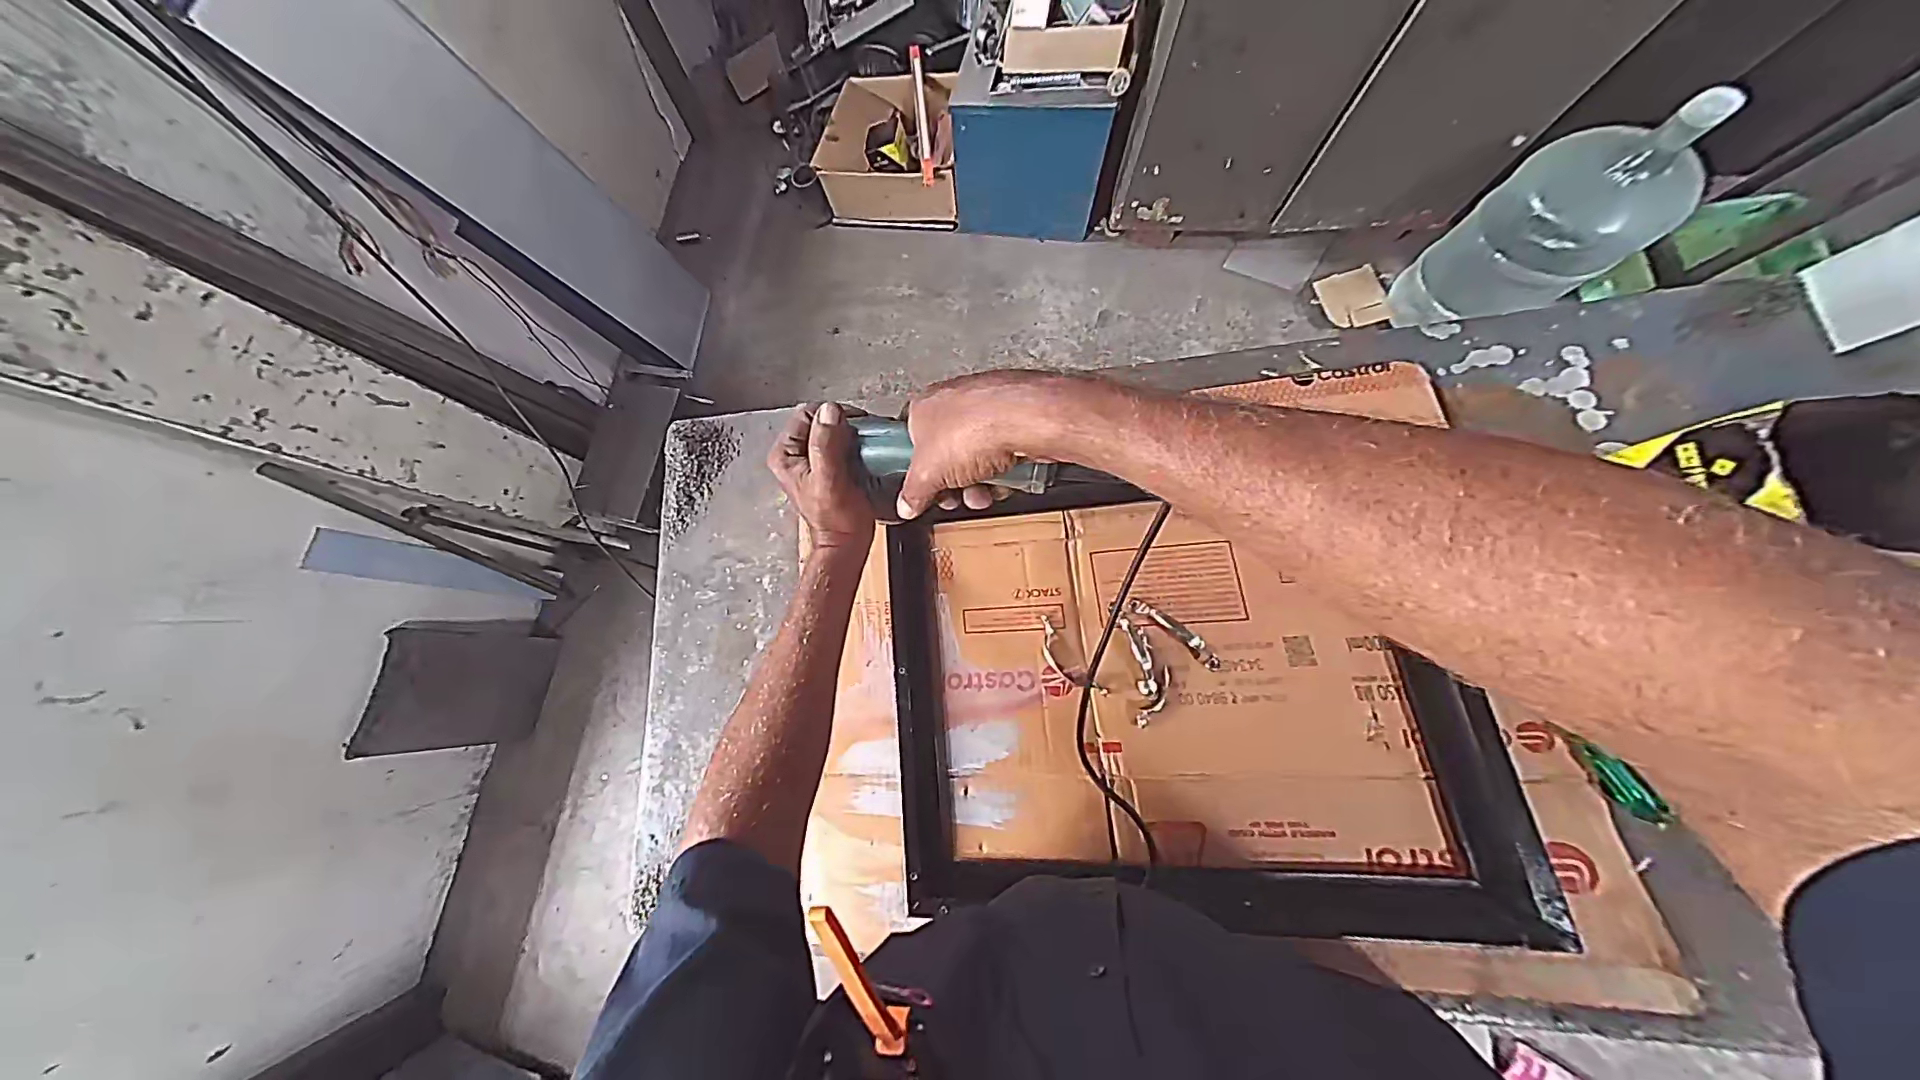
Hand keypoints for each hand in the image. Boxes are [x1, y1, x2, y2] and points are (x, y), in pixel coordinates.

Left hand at [768, 402, 875, 553]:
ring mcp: (812, 462)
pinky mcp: (829, 468)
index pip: (809, 414)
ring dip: (853, 435)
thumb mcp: (829, 479)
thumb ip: (826, 445)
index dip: (833, 416)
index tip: (854, 426)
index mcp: (785, 455)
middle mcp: (795, 455)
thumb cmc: (836, 520)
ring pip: (834, 432)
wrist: (846, 544)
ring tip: (866, 447)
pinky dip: (856, 446)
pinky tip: (865, 455)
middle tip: (863, 438)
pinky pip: (843, 445)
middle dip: (845, 425)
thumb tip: (829, 412)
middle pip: (822, 421)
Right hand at [897, 370, 1074, 518]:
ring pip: (977, 458)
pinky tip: (1007, 480)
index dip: (919, 472)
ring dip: (980, 484)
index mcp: (923, 407)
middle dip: (953, 485)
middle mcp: (954, 403)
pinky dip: (1005, 471)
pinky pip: (1004, 453)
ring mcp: (987, 410)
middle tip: (958, 498)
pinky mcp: (1015, 421)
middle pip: (947, 456)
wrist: (1026, 418)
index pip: (911, 444)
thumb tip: (906, 505)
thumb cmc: (975, 429)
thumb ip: (913, 493)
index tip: (925, 493)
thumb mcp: (928, 474)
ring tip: (986, 494)